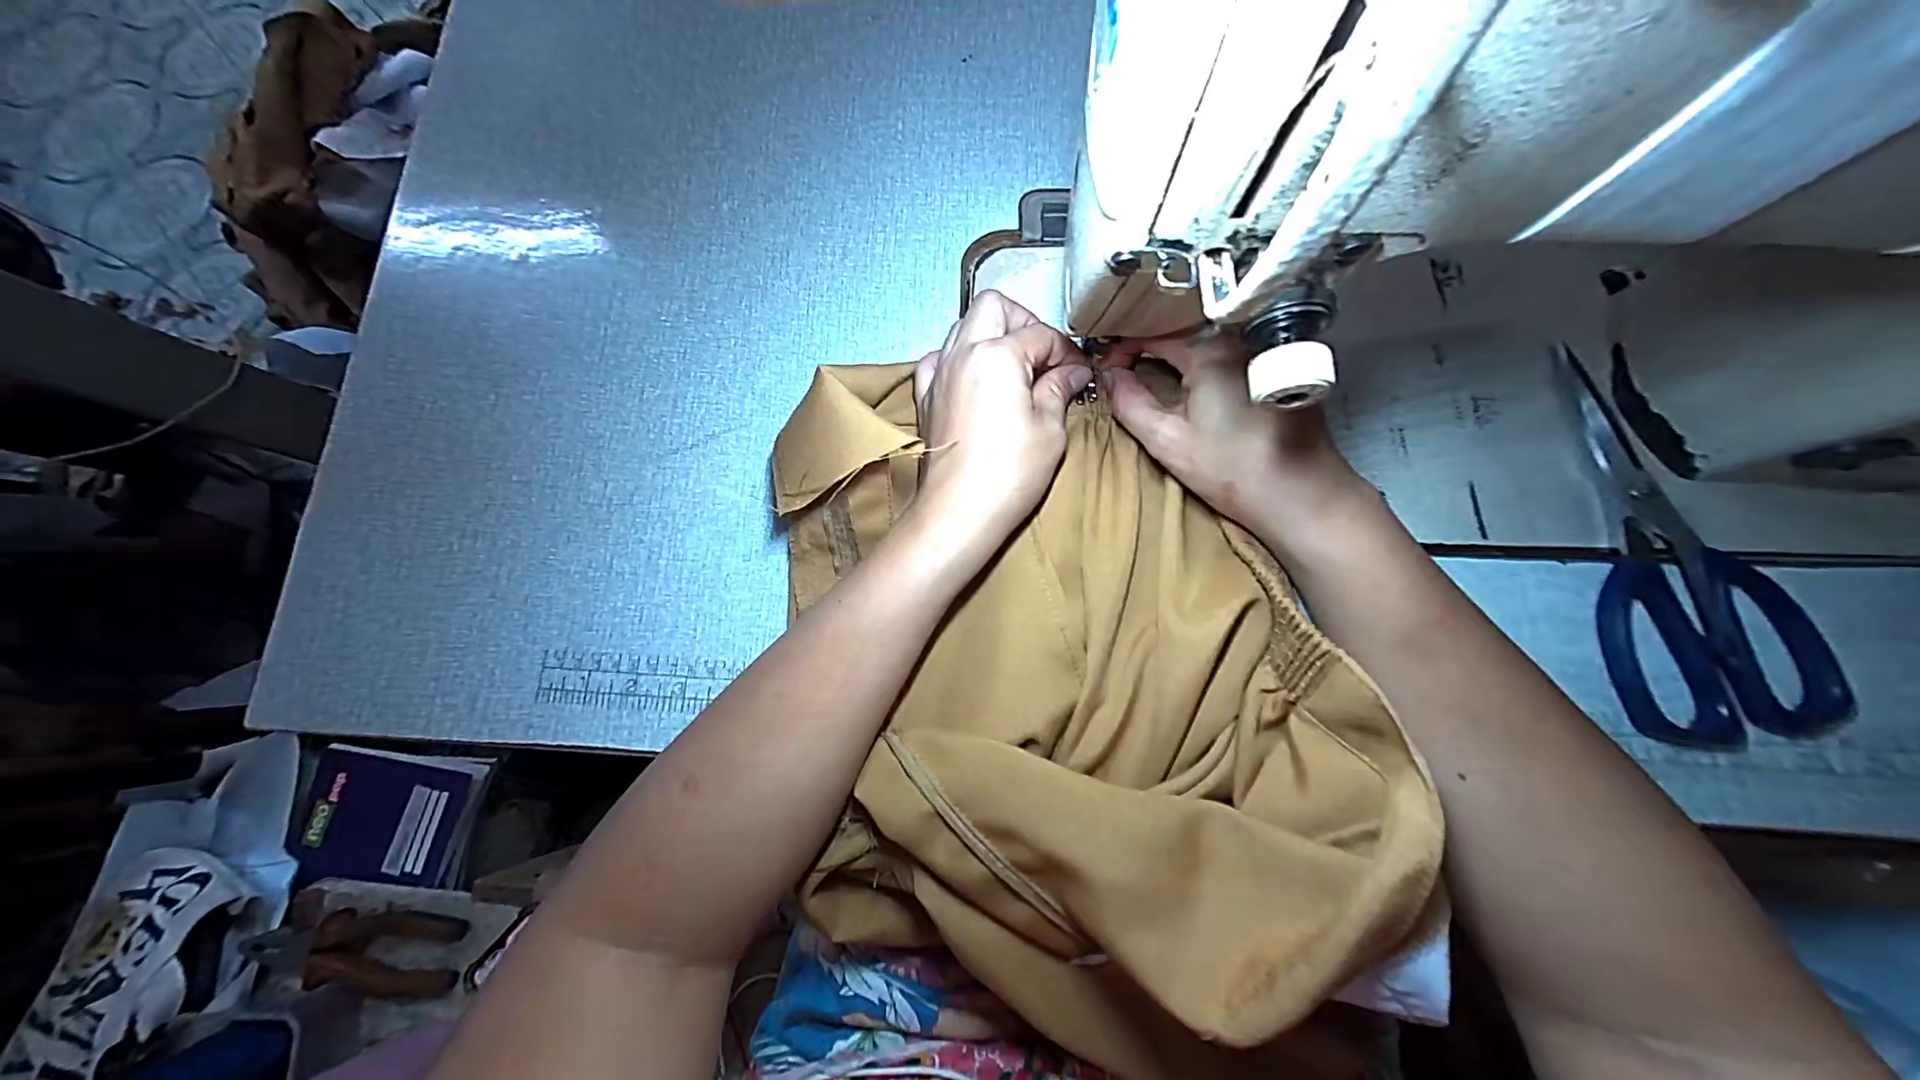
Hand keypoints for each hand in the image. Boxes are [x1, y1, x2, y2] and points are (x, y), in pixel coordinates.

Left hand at [907, 291, 1091, 561]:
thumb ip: (1059, 389)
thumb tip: (1072, 372)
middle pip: (993, 307)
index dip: (1066, 350)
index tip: (1078, 371)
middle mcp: (962, 355)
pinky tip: (974, 380)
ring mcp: (939, 375)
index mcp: (997, 355)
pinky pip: (938, 360)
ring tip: (1014, 367)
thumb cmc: (1008, 474)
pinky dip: (957, 359)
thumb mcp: (1050, 429)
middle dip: (1023, 321)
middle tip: (1044, 355)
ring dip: (990, 335)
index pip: (1040, 334)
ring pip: (962, 327)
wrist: (959, 511)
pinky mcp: (926, 399)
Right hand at [1104, 331, 1365, 544]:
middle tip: (1124, 373)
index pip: (1152, 331)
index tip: (1108, 370)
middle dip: (1145, 347)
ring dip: (1173, 354)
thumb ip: (1129, 403)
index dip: (1122, 347)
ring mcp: (1262, 350)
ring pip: (1203, 339)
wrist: (1300, 493)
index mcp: (1210, 352)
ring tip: (1151, 378)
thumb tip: (1108, 376)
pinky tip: (1190, 387)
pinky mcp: (1276, 367)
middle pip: (1179, 330)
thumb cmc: (1236, 472)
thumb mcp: (1166, 441)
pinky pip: (1226, 351)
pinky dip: (1201, 362)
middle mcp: (1239, 340)